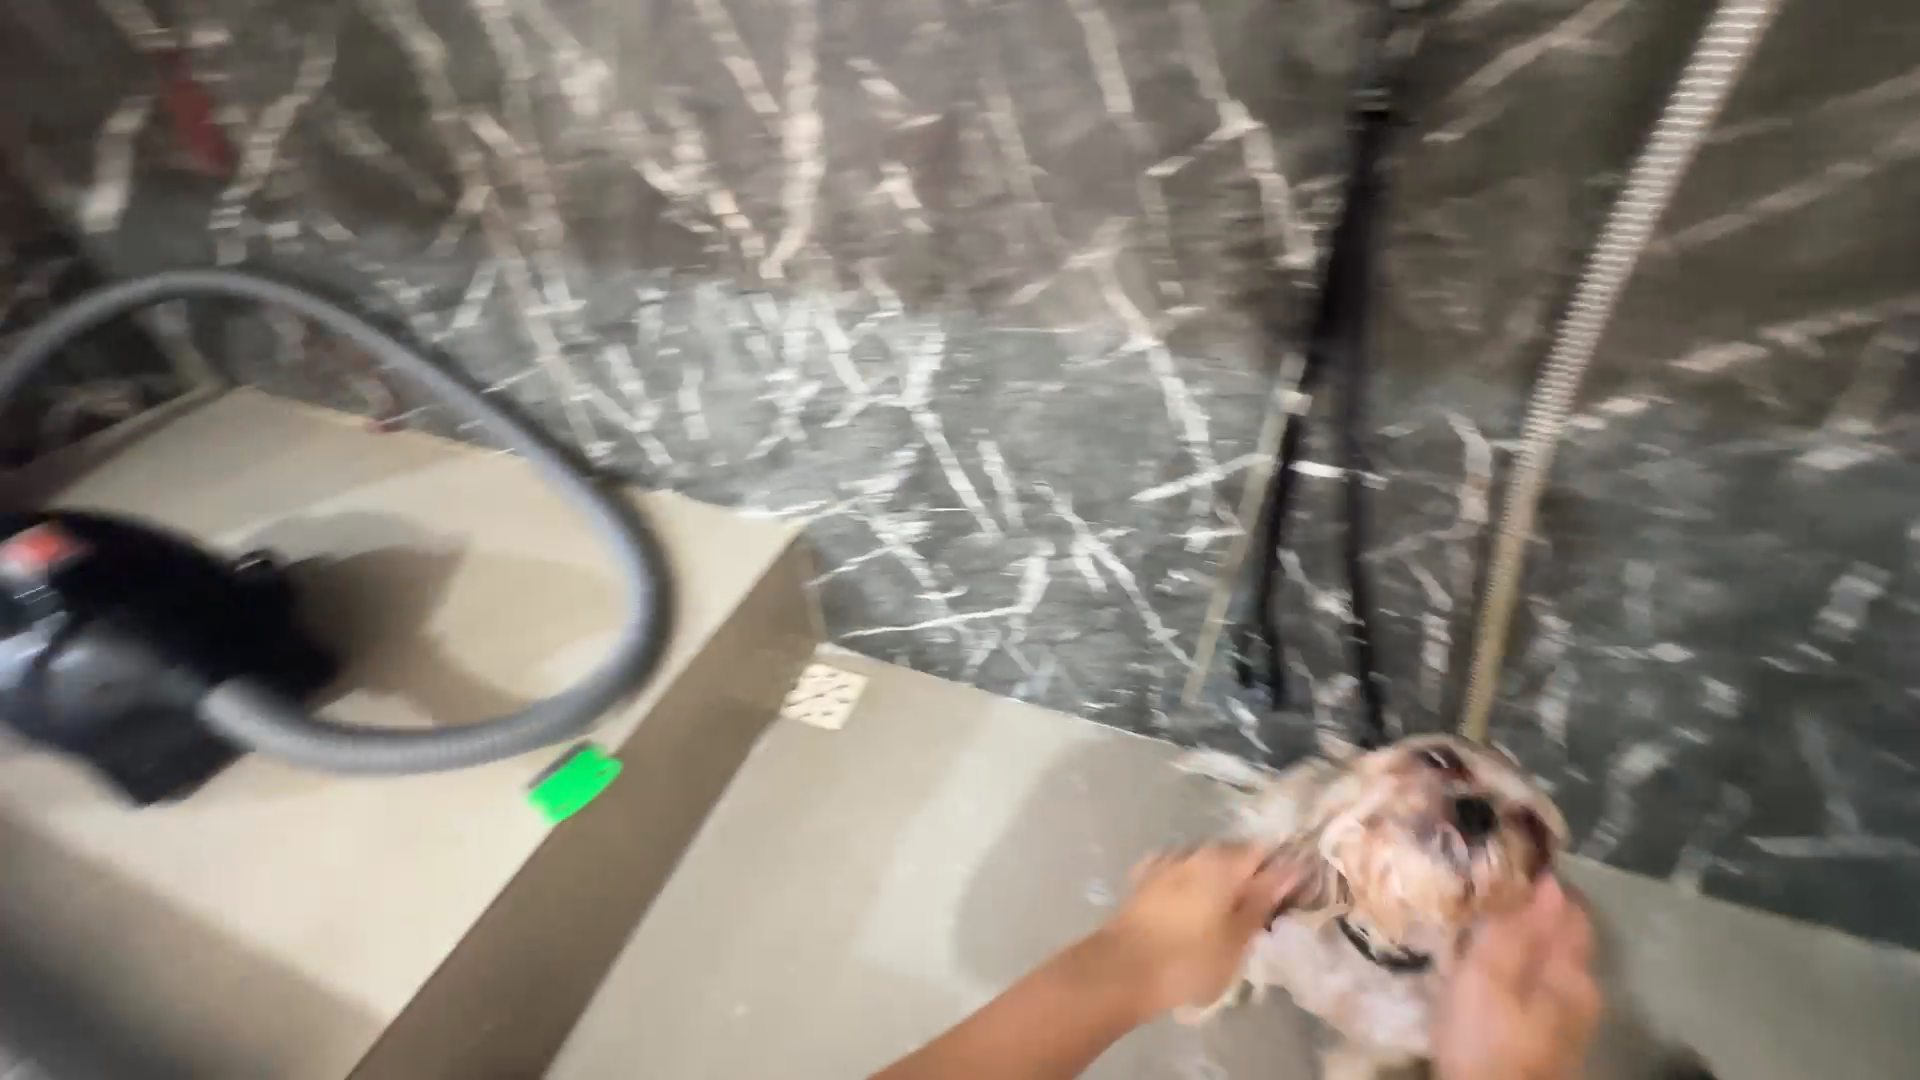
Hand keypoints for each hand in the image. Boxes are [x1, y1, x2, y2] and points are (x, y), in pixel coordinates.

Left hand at [1086, 845, 1300, 1016]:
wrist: (1123, 967)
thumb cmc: (1189, 959)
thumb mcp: (1237, 938)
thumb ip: (1262, 900)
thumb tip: (1290, 871)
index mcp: (1222, 862)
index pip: (1263, 852)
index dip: (1282, 869)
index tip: (1294, 890)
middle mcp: (1194, 851)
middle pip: (1233, 854)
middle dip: (1249, 874)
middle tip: (1261, 908)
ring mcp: (1166, 860)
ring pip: (1204, 862)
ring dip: (1219, 878)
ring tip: (1225, 912)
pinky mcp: (1144, 875)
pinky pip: (1180, 872)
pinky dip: (1191, 883)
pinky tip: (1192, 905)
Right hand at [1432, 877, 1601, 1079]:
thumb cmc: (1485, 1035)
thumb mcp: (1490, 974)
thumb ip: (1518, 927)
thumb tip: (1548, 879)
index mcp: (1572, 972)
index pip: (1570, 908)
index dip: (1541, 879)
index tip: (1500, 855)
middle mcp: (1581, 990)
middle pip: (1561, 931)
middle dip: (1529, 901)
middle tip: (1481, 875)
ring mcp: (1565, 1014)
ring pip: (1546, 953)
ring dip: (1519, 927)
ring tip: (1476, 907)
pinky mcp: (1544, 1030)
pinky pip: (1534, 974)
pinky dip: (1513, 954)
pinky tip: (1483, 953)